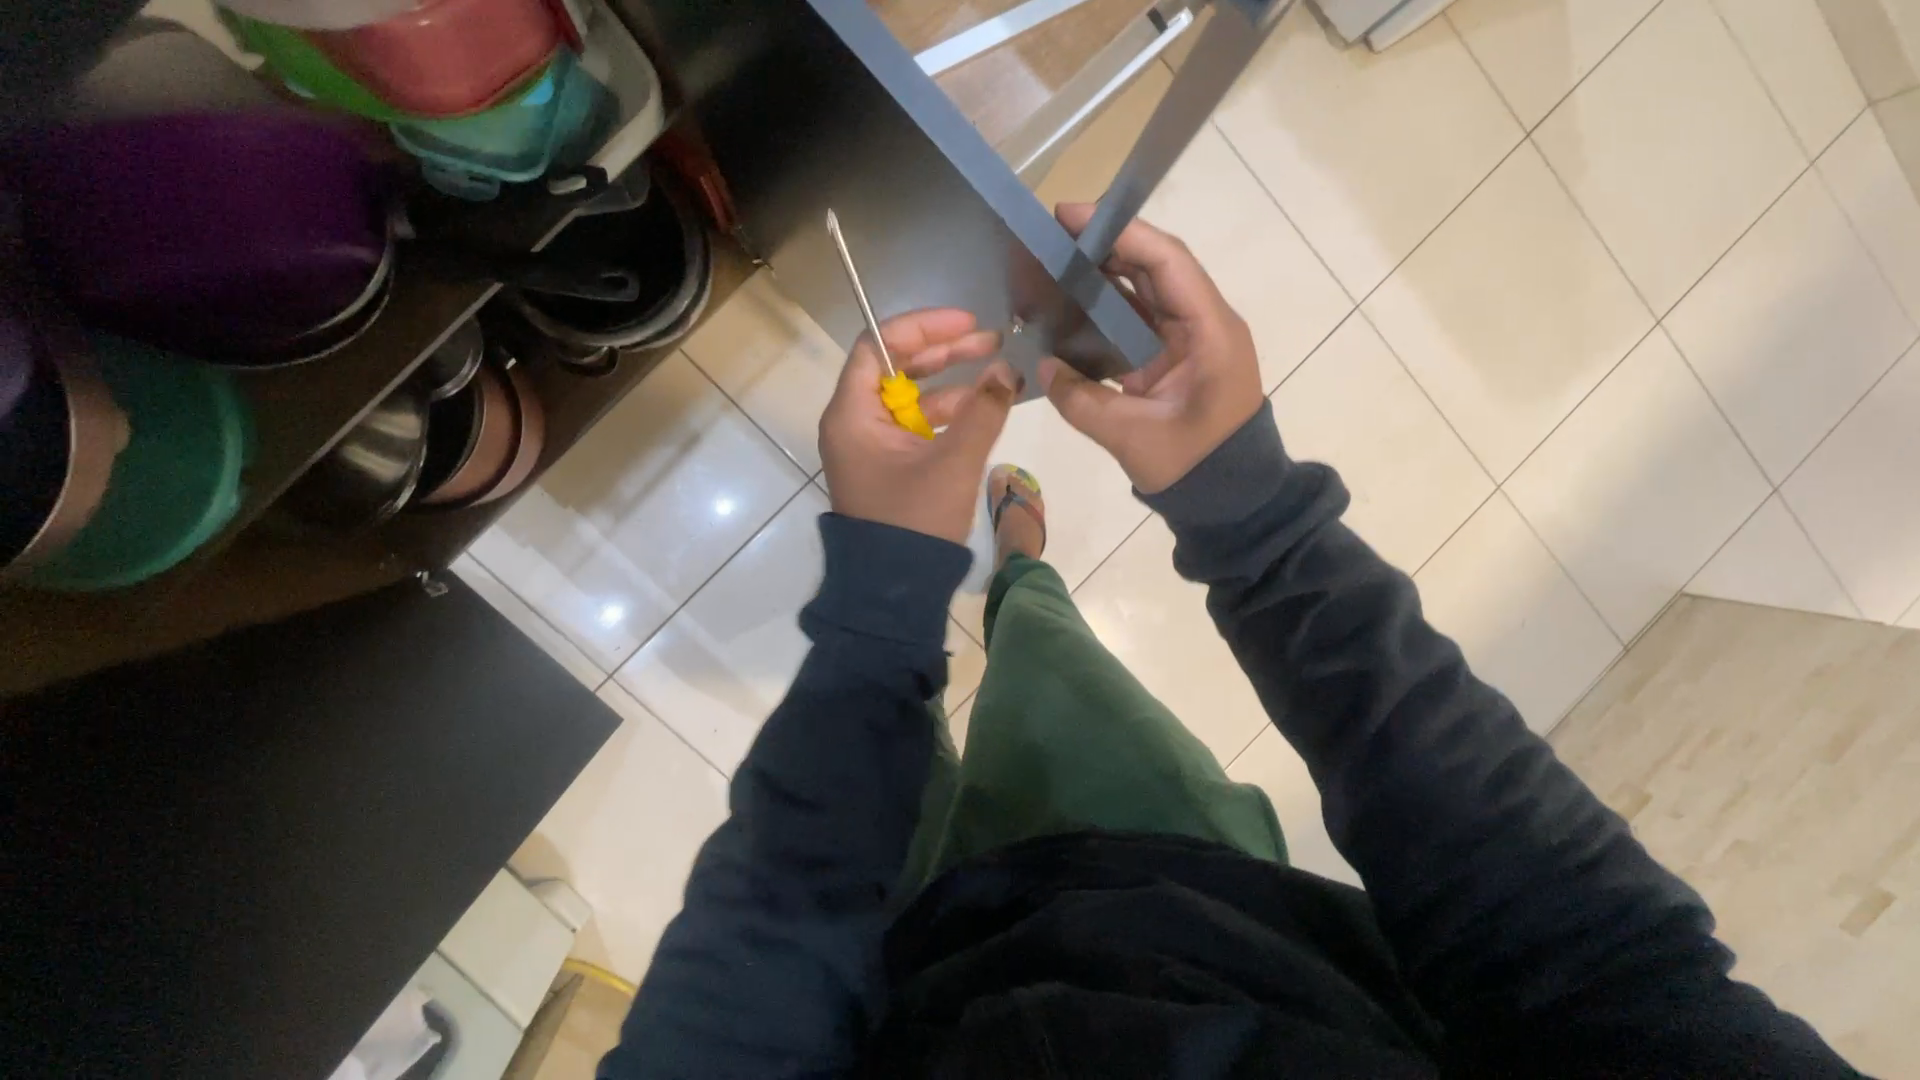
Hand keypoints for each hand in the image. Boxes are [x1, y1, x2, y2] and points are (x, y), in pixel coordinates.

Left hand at [819, 308, 1020, 544]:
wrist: (895, 589)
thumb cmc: (915, 521)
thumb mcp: (954, 463)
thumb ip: (983, 412)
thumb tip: (1007, 371)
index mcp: (852, 415)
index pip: (878, 347)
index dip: (922, 328)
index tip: (966, 322)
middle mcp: (853, 423)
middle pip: (895, 367)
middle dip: (943, 352)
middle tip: (990, 340)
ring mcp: (870, 445)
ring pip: (909, 396)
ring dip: (951, 382)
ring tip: (998, 374)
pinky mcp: (887, 465)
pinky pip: (914, 426)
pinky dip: (946, 414)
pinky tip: (982, 409)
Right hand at [1040, 204, 1263, 493]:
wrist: (1231, 499)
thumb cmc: (1195, 467)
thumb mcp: (1134, 437)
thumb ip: (1083, 401)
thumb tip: (1044, 367)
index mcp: (1209, 332)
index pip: (1167, 262)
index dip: (1121, 233)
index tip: (1071, 218)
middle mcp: (1203, 324)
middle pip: (1155, 267)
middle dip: (1106, 246)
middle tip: (1052, 237)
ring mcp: (1189, 341)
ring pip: (1146, 291)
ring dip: (1105, 275)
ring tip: (1054, 264)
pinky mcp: (1174, 359)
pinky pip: (1139, 321)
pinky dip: (1107, 310)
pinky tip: (1071, 307)